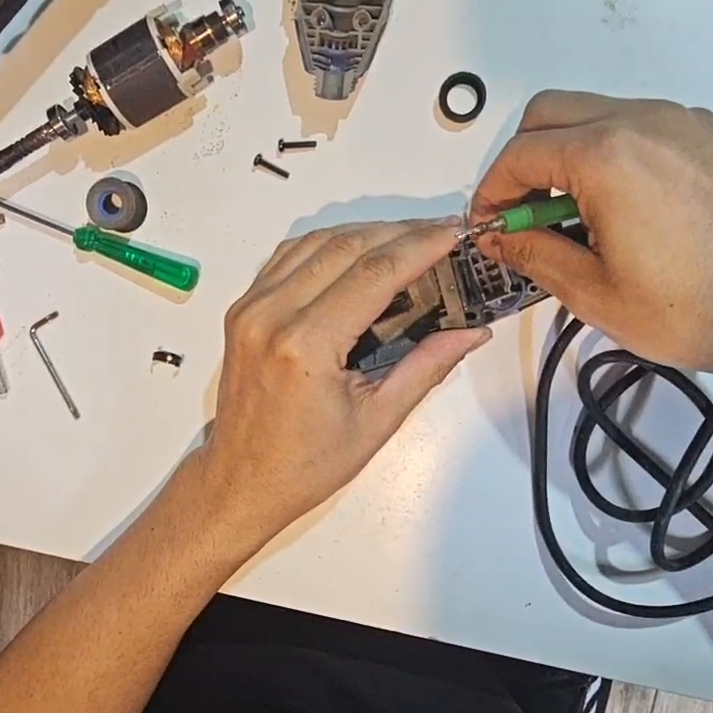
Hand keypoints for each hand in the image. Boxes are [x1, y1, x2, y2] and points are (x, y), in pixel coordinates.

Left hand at [190, 220, 490, 541]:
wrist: (243, 481)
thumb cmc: (301, 464)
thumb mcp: (376, 421)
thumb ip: (426, 367)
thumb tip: (469, 334)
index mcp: (304, 347)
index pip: (374, 273)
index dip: (419, 247)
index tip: (452, 234)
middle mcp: (270, 318)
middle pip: (346, 246)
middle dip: (399, 232)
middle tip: (439, 232)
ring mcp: (250, 310)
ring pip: (315, 242)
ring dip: (364, 233)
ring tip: (406, 238)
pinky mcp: (243, 311)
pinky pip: (288, 257)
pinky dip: (327, 245)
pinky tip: (357, 251)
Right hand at [470, 92, 712, 408]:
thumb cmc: (692, 311)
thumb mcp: (591, 292)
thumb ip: (533, 252)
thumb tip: (497, 235)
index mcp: (610, 156)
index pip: (521, 153)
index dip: (491, 192)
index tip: (487, 225)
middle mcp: (648, 122)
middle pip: (551, 112)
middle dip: (521, 161)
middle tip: (520, 217)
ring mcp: (686, 125)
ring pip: (597, 114)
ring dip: (566, 156)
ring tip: (571, 221)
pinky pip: (640, 127)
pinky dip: (610, 155)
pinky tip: (617, 211)